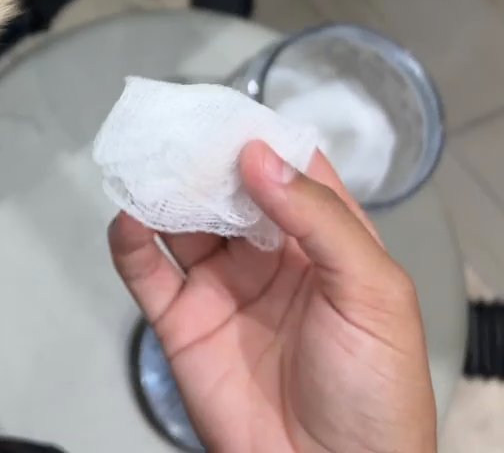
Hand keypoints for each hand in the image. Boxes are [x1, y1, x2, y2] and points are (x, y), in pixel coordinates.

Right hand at [109, 141, 435, 452]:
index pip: (287, 172)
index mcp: (321, 245)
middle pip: (222, 188)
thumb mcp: (375, 299)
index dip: (259, 137)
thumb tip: (255, 154)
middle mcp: (265, 255)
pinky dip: (128, 239)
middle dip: (197, 157)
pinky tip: (127, 219)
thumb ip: (320, 220)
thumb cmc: (376, 395)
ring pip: (178, 218)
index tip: (226, 108)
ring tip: (141, 162)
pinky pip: (144, 268)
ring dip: (159, 189)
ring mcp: (218, 284)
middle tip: (169, 126)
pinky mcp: (179, 316)